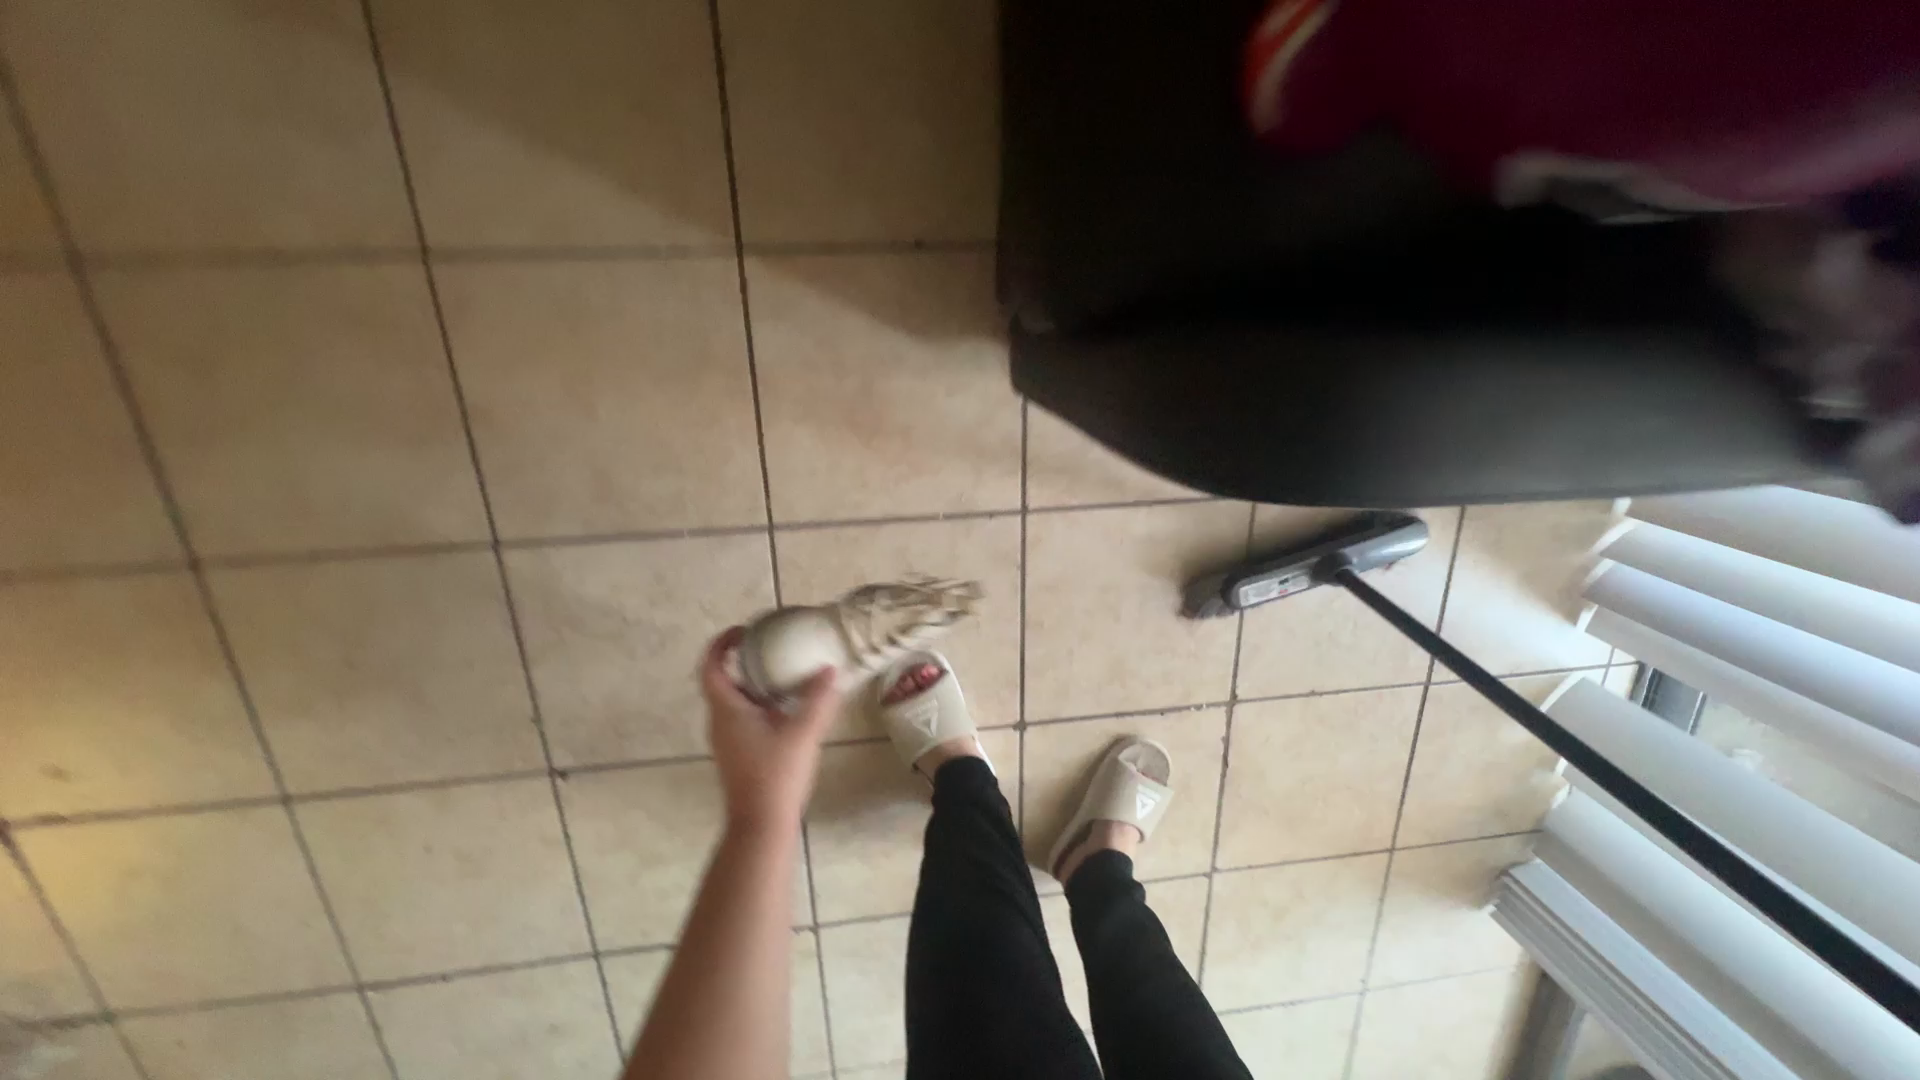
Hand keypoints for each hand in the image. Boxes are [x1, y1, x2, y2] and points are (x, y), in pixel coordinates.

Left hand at [698, 626, 841, 833]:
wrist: (761, 825)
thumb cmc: (776, 776)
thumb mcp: (802, 733)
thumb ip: (817, 699)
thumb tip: (829, 670)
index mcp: (727, 710)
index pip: (710, 667)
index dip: (721, 644)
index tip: (743, 630)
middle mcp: (720, 722)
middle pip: (724, 681)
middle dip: (745, 660)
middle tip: (774, 646)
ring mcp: (727, 740)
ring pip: (736, 701)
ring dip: (756, 683)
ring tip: (786, 672)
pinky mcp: (738, 754)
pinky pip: (744, 718)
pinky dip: (761, 704)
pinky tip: (790, 709)